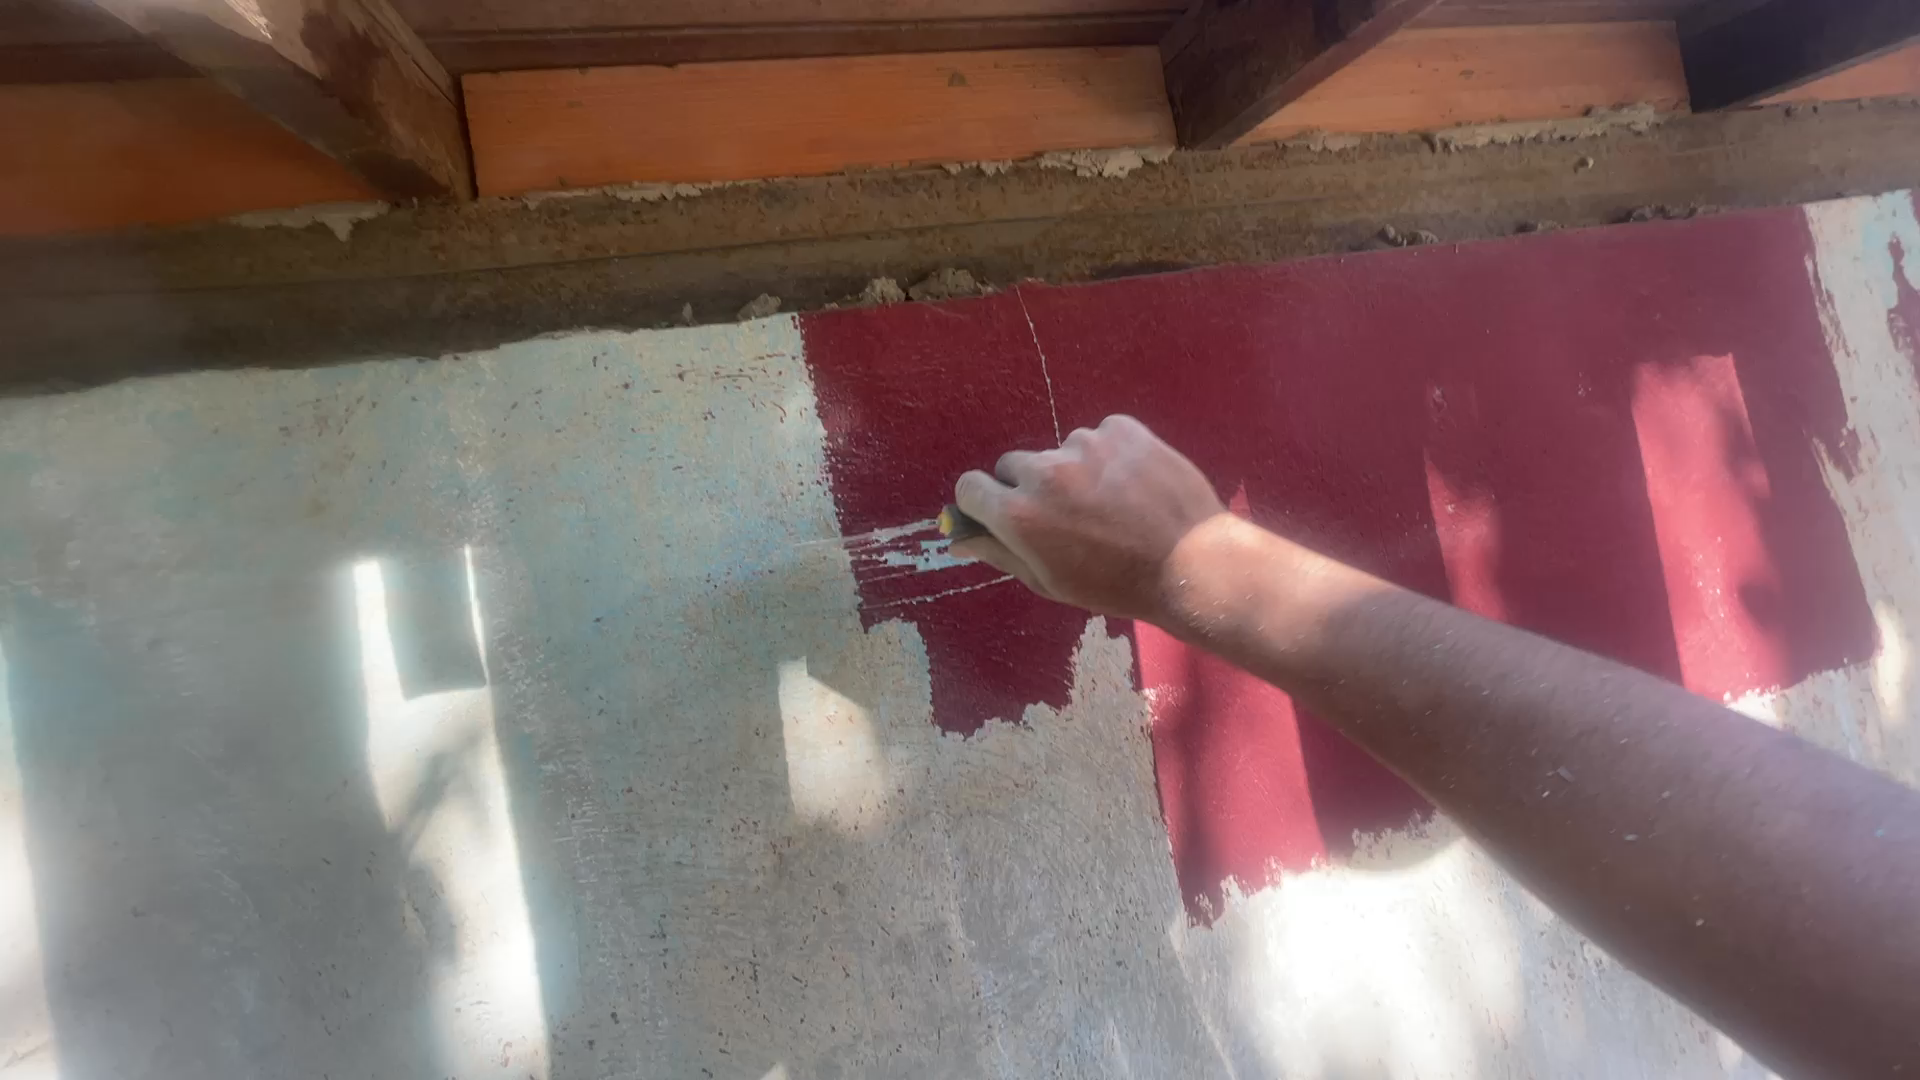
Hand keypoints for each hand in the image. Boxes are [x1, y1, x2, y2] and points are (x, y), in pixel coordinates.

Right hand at [950, 415, 1226, 623]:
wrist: (1190, 563)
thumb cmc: (1113, 585)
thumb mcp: (1047, 581)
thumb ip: (999, 553)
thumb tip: (959, 538)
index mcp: (1018, 515)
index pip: (970, 487)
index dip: (984, 502)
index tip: (1001, 512)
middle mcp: (1044, 473)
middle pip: (1013, 465)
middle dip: (1027, 486)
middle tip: (1064, 514)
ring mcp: (1085, 445)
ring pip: (1059, 451)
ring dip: (1071, 470)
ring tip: (1109, 501)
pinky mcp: (1121, 429)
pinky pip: (1099, 436)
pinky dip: (1108, 454)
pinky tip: (1131, 482)